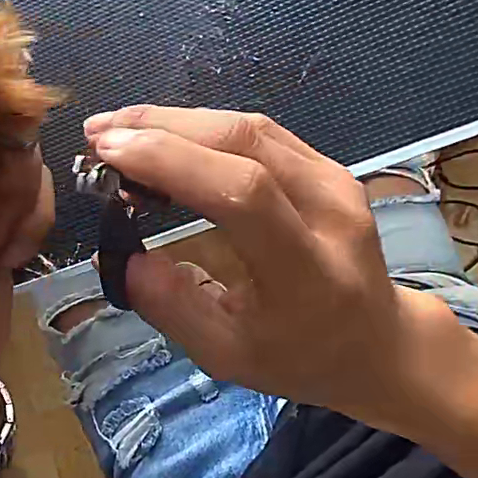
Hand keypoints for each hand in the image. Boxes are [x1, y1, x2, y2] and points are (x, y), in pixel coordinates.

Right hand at [85, 106, 470, 427]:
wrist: (380, 342)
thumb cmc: (301, 357)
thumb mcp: (227, 356)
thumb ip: (172, 307)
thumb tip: (122, 257)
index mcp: (309, 270)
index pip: (242, 192)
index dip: (171, 161)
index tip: (107, 152)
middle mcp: (329, 210)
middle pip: (242, 142)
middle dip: (161, 128)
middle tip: (98, 134)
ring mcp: (334, 179)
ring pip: (248, 126)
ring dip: (176, 120)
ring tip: (119, 130)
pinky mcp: (328, 165)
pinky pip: (258, 132)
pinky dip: (202, 126)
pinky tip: (164, 133)